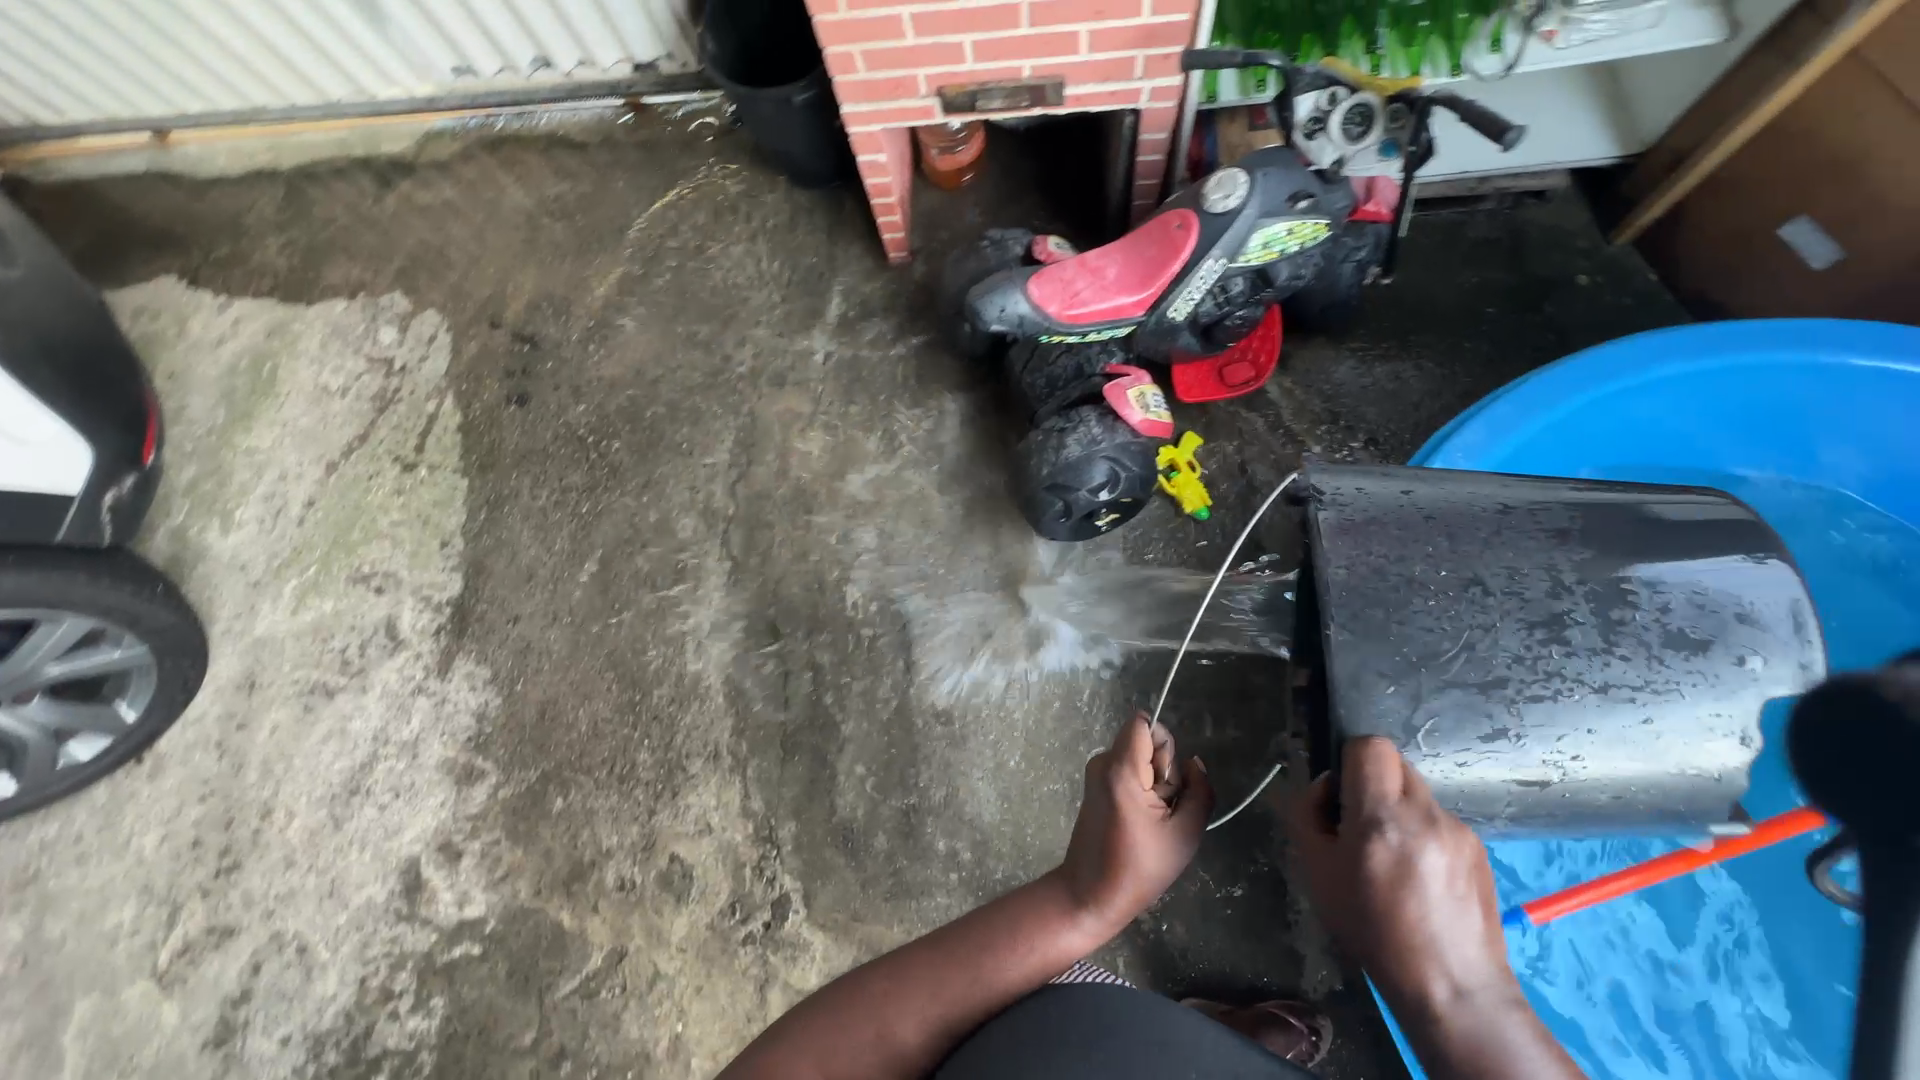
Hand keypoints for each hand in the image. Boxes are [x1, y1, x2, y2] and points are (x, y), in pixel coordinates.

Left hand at [1054, 713, 1215, 934]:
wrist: (1090, 894)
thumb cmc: (1138, 868)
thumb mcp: (1184, 834)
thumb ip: (1199, 792)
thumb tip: (1195, 763)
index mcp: (1120, 770)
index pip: (1142, 723)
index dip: (1165, 746)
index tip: (1168, 781)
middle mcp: (1102, 762)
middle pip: (1145, 742)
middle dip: (1163, 770)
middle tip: (1162, 811)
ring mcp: (1096, 773)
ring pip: (1139, 759)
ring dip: (1154, 784)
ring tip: (1152, 820)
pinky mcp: (1095, 786)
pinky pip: (1128, 771)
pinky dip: (1141, 790)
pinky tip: (1141, 821)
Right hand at [1287, 737, 1519, 1018]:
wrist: (1451, 985)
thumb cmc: (1372, 929)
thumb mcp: (1315, 871)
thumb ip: (1307, 814)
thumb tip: (1325, 787)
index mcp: (1381, 816)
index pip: (1369, 746)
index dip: (1349, 759)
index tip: (1340, 795)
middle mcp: (1425, 812)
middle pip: (1395, 763)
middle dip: (1372, 782)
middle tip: (1359, 825)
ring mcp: (1459, 829)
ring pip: (1417, 792)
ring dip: (1397, 810)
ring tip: (1391, 858)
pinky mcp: (1479, 848)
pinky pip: (1439, 821)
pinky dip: (1422, 834)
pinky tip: (1420, 878)